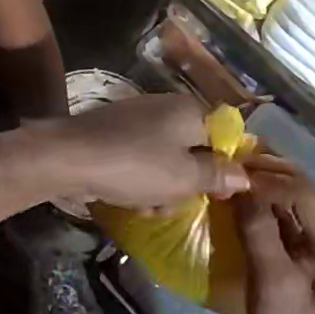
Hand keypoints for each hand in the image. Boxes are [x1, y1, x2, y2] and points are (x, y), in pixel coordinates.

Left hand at [39, 94, 249, 208]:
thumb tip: (246, 174)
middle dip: (185, 184)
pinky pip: (141, 160)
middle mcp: (167, 108)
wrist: (67, 156)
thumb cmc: (135, 165)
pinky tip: (126, 198)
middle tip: (169, 203)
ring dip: (160, 189)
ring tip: (143, 205)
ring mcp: (138, 120)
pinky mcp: (115, 134)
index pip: (224, 137)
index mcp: (189, 110)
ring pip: (167, 162)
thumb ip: (217, 175)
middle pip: (194, 152)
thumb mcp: (183, 176)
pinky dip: (138, 181)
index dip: (225, 167)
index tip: (218, 194)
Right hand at [238, 171, 314, 313]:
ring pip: (296, 211)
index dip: (272, 180)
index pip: (308, 197)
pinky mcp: (310, 266)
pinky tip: (245, 204)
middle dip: (272, 178)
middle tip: (237, 162)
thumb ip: (259, 231)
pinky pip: (289, 229)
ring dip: (268, 193)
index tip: (237, 172)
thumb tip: (240, 187)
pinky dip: (267, 214)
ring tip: (238, 176)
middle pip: (306, 198)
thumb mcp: (274, 283)